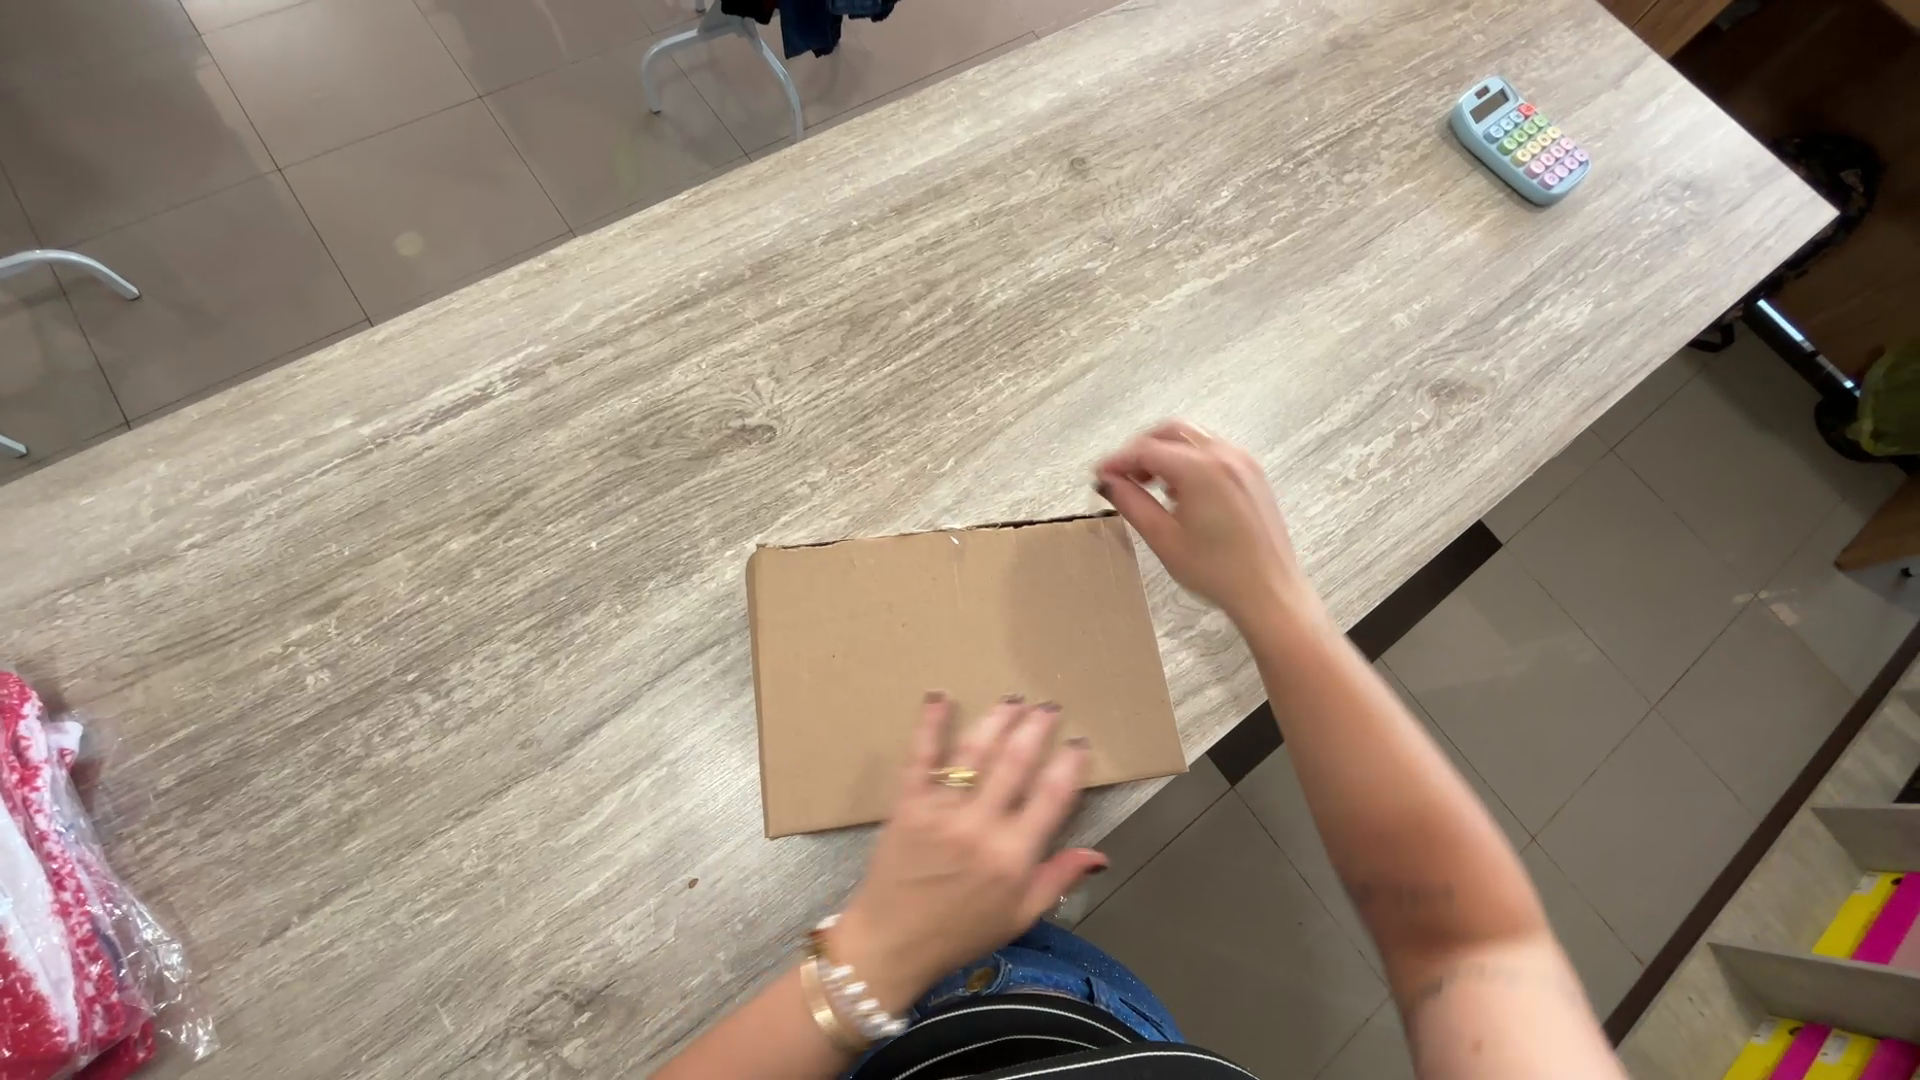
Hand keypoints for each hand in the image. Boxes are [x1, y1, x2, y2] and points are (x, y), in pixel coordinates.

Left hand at [828, 695, 1107, 1013]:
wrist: (892, 943)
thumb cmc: (961, 932)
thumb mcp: (1020, 916)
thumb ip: (1059, 878)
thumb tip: (1100, 854)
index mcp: (1013, 856)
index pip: (1052, 795)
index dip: (1070, 763)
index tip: (1079, 741)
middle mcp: (981, 826)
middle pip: (1015, 762)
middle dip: (1035, 728)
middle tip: (1047, 706)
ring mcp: (942, 811)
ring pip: (975, 752)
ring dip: (997, 719)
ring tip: (1013, 699)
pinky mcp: (908, 804)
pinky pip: (920, 757)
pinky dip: (930, 724)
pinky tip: (940, 697)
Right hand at [1095, 419, 1321, 631]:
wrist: (1269, 593)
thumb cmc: (1215, 571)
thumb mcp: (1163, 538)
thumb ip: (1131, 502)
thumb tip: (1108, 482)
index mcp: (1200, 469)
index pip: (1147, 449)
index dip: (1118, 460)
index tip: (1099, 474)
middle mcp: (1225, 455)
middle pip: (1171, 432)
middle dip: (1141, 448)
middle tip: (1122, 475)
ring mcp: (1243, 463)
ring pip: (1193, 438)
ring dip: (1165, 452)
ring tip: (1148, 484)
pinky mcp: (1253, 475)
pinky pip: (1213, 452)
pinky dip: (1189, 460)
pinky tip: (1179, 490)